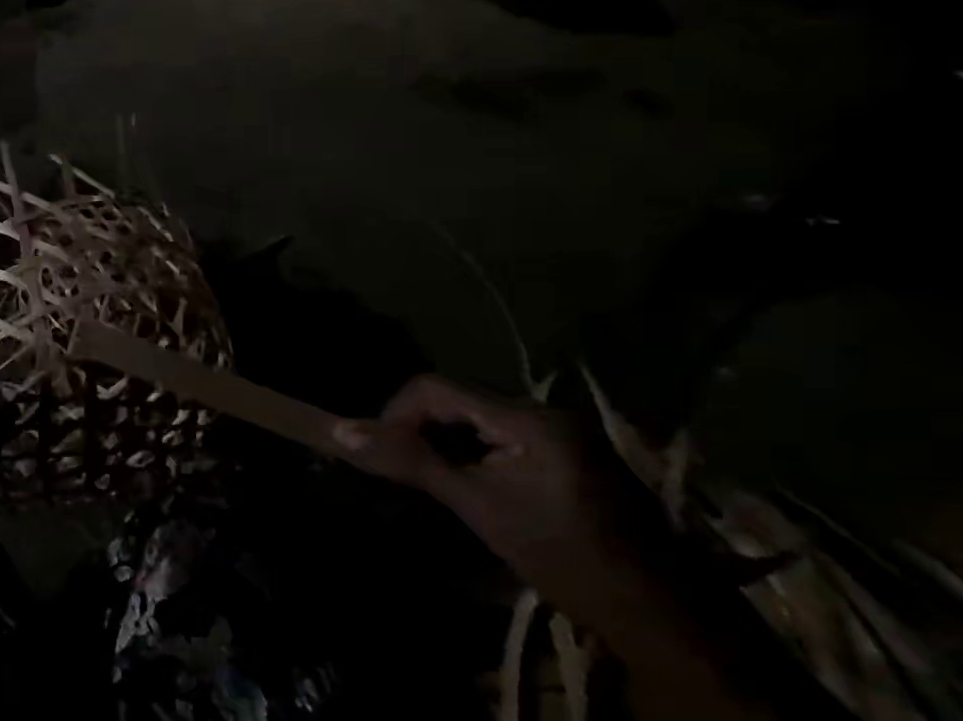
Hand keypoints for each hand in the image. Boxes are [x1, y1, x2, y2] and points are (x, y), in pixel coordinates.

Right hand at [334, 375, 673, 635]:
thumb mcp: (480, 508)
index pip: (436, 388)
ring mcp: (558, 430)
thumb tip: (343, 431)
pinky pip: (497, 434)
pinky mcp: (564, 450)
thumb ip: (413, 462)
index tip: (381, 451)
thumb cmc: (565, 559)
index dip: (397, 413)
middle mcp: (543, 411)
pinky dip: (470, 451)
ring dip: (442, 440)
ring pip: (474, 417)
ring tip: (429, 476)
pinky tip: (465, 481)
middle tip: (401, 466)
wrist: (660, 617)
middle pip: (455, 398)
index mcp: (527, 418)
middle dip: (419, 427)